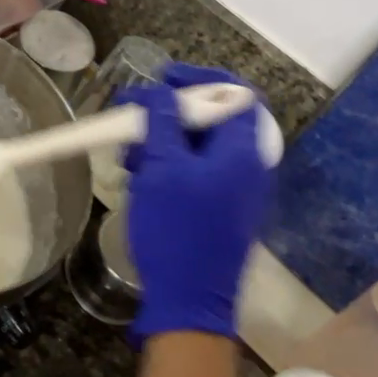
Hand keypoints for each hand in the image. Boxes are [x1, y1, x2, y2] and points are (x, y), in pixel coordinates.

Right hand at [116, 63, 278, 345]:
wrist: (189, 298)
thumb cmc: (176, 227)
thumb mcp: (162, 166)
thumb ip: (162, 119)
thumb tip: (159, 90)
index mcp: (242, 150)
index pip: (235, 92)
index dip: (199, 78)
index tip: (161, 80)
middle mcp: (247, 165)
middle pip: (213, 118)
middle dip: (169, 113)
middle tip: (134, 120)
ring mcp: (235, 189)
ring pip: (199, 145)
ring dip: (163, 141)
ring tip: (130, 156)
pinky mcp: (220, 207)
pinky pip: (196, 170)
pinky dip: (168, 164)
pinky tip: (140, 178)